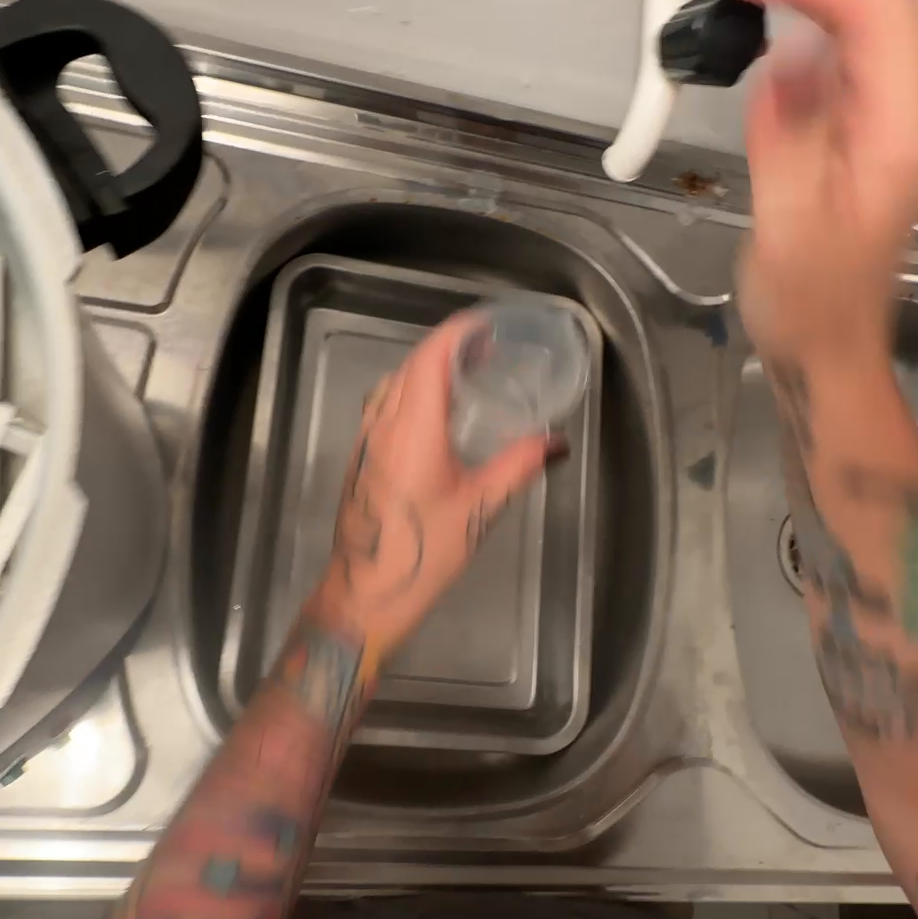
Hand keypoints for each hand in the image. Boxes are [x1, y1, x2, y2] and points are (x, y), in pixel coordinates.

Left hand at [313, 311, 556, 651]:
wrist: (366, 592)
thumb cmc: (426, 552)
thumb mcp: (481, 507)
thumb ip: (519, 465)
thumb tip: (556, 441)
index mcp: (413, 429)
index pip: (430, 358)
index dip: (458, 333)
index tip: (488, 326)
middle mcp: (383, 425)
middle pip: (411, 366)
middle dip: (447, 348)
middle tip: (487, 351)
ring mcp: (366, 441)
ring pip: (393, 384)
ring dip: (426, 369)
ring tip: (464, 376)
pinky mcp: (361, 458)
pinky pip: (384, 406)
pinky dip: (411, 392)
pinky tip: (435, 414)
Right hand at [725, 0, 917, 364]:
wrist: (829, 348)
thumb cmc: (807, 308)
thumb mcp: (784, 229)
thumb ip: (787, 137)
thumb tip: (786, 60)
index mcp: (897, 138)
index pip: (877, 17)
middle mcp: (910, 117)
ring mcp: (894, 123)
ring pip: (888, 16)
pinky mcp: (870, 134)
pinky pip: (861, 55)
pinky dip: (826, 20)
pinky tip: (787, 23)